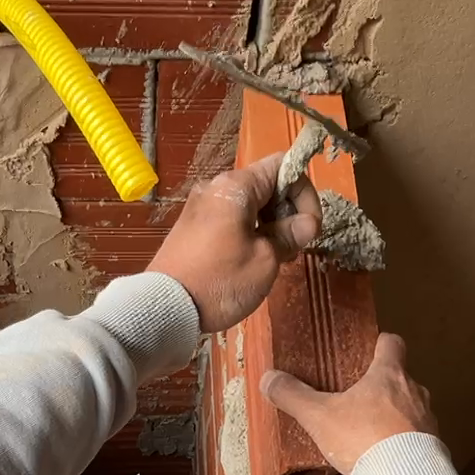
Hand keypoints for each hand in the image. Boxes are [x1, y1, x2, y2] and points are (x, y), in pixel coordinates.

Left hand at [147, 154, 321, 332]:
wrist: (164, 308)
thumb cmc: (219, 282)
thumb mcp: (265, 261)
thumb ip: (290, 235)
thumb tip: (307, 224)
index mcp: (236, 186)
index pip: (283, 166)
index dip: (305, 194)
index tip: (310, 228)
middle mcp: (215, 188)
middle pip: (267, 187)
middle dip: (288, 214)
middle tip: (293, 250)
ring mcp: (201, 208)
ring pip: (250, 207)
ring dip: (270, 228)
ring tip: (274, 261)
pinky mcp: (192, 229)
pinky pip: (231, 222)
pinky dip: (249, 236)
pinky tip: (251, 263)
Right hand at [261, 333, 436, 474]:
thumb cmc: (363, 437)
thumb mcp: (319, 416)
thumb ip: (293, 396)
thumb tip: (268, 378)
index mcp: (389, 374)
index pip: (392, 344)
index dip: (381, 344)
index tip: (372, 347)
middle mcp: (415, 392)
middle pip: (402, 379)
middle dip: (384, 386)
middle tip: (360, 398)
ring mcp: (428, 420)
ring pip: (411, 409)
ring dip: (395, 417)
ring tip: (370, 433)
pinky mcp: (434, 448)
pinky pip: (417, 439)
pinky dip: (402, 443)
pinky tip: (384, 458)